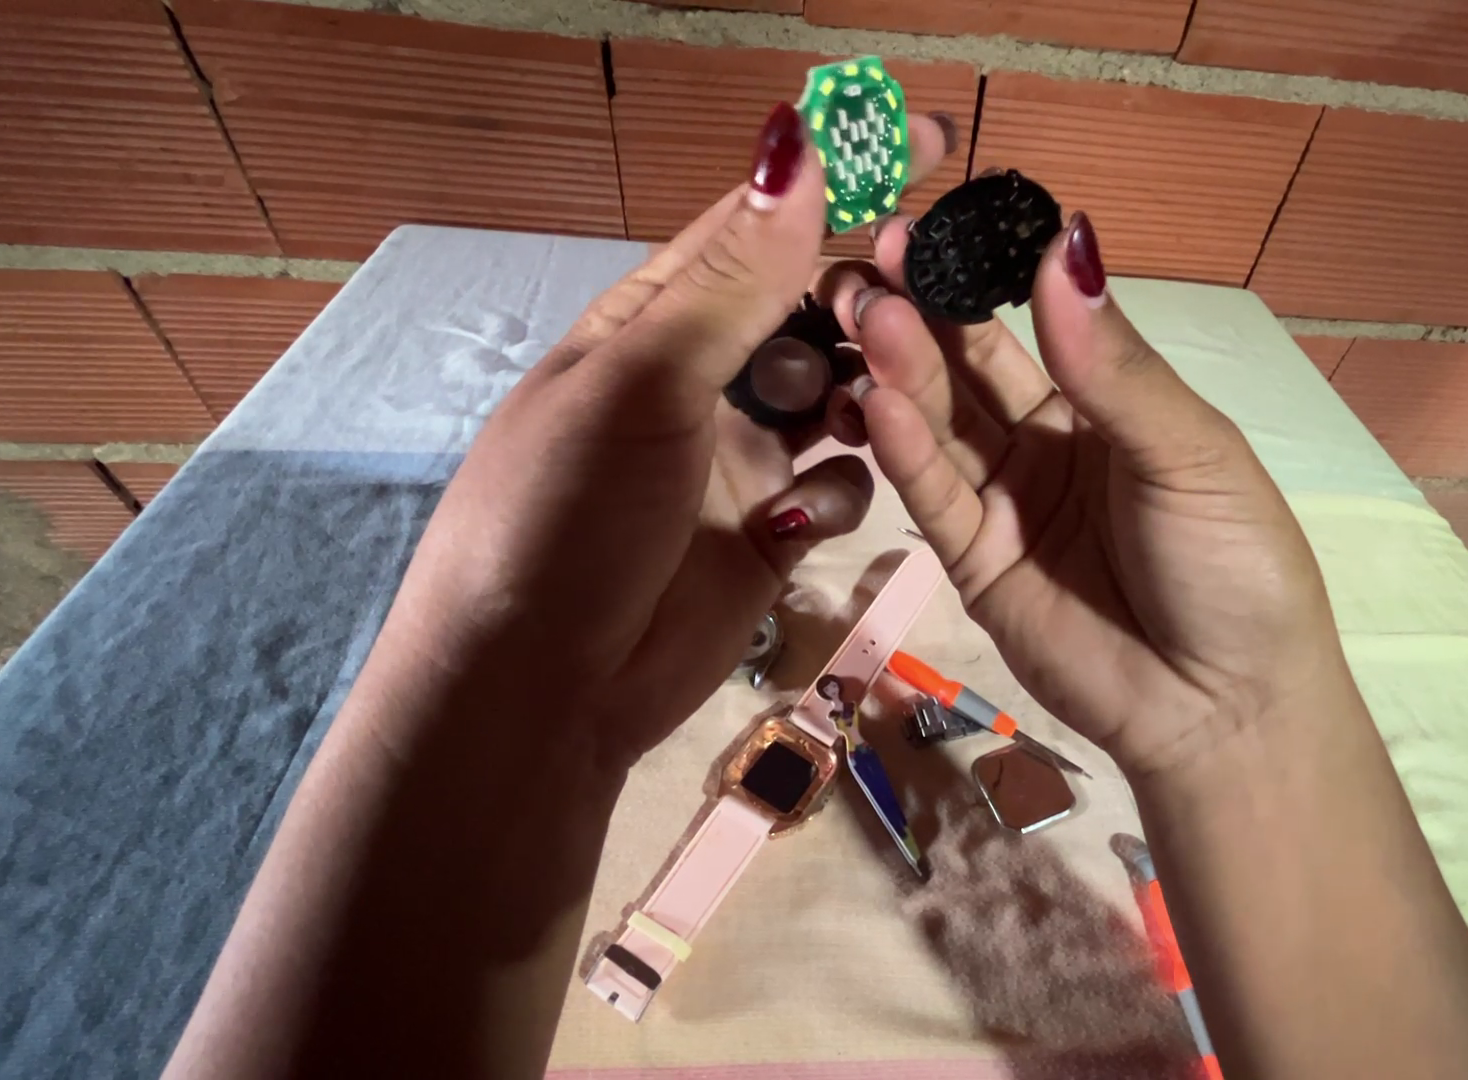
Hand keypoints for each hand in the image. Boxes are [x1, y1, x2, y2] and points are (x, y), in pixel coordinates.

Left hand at [369, 104, 949, 766]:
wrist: (544, 685)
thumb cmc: (568, 515)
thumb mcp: (641, 385)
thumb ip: (729, 279)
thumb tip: (795, 140)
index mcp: (656, 325)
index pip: (759, 227)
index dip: (837, 179)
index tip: (923, 139)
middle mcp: (707, 382)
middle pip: (813, 313)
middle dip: (862, 304)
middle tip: (903, 310)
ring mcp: (744, 458)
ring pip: (841, 398)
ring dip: (861, 398)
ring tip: (861, 411)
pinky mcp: (775, 529)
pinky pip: (838, 485)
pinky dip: (838, 490)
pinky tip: (802, 519)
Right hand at [825, 212, 1347, 776]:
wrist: (1221, 705)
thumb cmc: (1231, 565)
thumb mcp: (1188, 452)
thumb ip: (1114, 363)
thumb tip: (1066, 238)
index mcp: (1099, 406)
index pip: (1020, 328)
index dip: (971, 281)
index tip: (921, 230)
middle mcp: (1039, 445)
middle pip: (962, 370)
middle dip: (913, 317)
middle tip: (861, 267)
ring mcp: (1000, 504)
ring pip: (937, 428)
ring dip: (899, 373)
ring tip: (863, 319)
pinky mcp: (971, 562)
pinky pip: (934, 498)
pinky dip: (906, 452)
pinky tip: (879, 403)